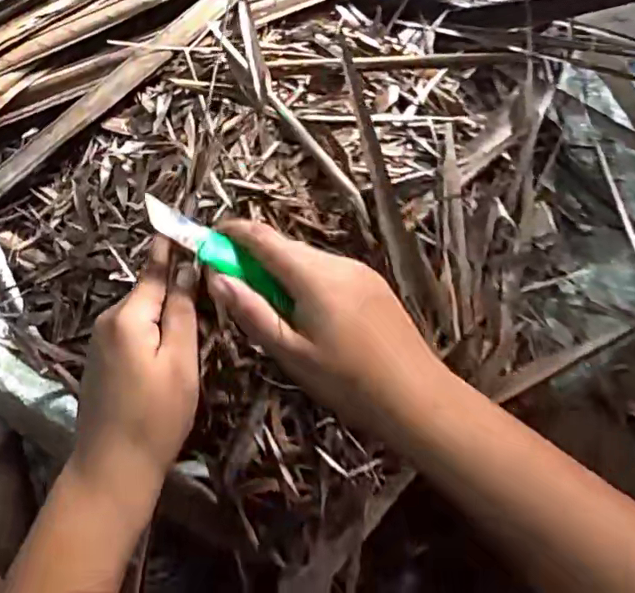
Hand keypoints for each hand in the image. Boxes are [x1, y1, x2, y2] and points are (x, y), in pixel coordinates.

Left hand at [71, 237, 199, 491]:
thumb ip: (183, 313)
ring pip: (140, 313)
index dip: (169, 247)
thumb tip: (187, 271)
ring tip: (193, 321)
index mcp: (129, 315)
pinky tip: (166, 349)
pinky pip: (130, 330)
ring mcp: (100, 338)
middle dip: (173, 287)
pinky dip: (150, 330)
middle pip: (148, 292)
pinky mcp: (100, 357)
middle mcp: (109, 318)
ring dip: (163, 312)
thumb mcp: (180, 363)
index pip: (154, 270)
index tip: (178, 222)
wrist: (111, 466)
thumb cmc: (156, 416)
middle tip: (204, 280)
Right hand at [205, 219, 448, 438]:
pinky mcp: (372, 282)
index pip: (259, 236)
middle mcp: (334, 261)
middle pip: (282, 245)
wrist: (423, 401)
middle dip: (253, 257)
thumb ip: (251, 311)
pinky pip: (325, 269)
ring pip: (304, 257)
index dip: (231, 232)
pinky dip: (304, 279)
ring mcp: (356, 269)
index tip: (211, 241)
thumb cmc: (349, 382)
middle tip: (237, 286)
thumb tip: (216, 277)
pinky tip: (309, 314)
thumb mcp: (291, 352)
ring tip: (275, 309)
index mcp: (311, 275)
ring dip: (279, 270)